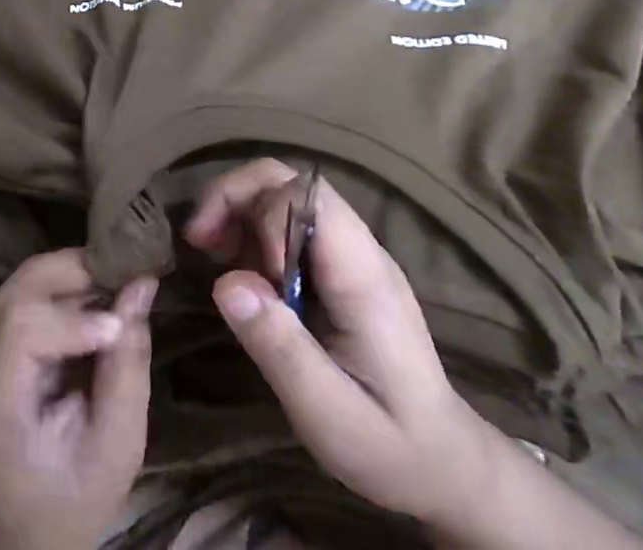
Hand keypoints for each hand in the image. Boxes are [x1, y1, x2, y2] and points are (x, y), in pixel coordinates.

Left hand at [0, 248, 157, 549]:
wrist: (29, 531)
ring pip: (17, 286)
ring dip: (68, 275)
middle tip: (125, 275)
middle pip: (16, 292)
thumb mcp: (118, 445)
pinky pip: (19, 301)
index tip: (121, 326)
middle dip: (74, 273)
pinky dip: (59, 290)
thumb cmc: (76, 496)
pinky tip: (92, 300)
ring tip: (114, 284)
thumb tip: (141, 286)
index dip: (74, 316)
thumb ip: (127, 365)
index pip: (20, 327)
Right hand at [186, 160, 642, 549]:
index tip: (246, 274)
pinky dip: (252, 233)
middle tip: (199, 241)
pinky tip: (239, 272)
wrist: (443, 460)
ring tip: (212, 255)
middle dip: (235, 196)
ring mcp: (352, 255)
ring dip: (239, 211)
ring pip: (286, 194)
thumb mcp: (327, 414)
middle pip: (291, 181)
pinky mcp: (340, 268)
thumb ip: (279, 347)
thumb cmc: (388, 445)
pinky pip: (290, 224)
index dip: (263, 217)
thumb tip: (226, 282)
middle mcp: (359, 249)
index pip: (309, 196)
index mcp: (363, 275)